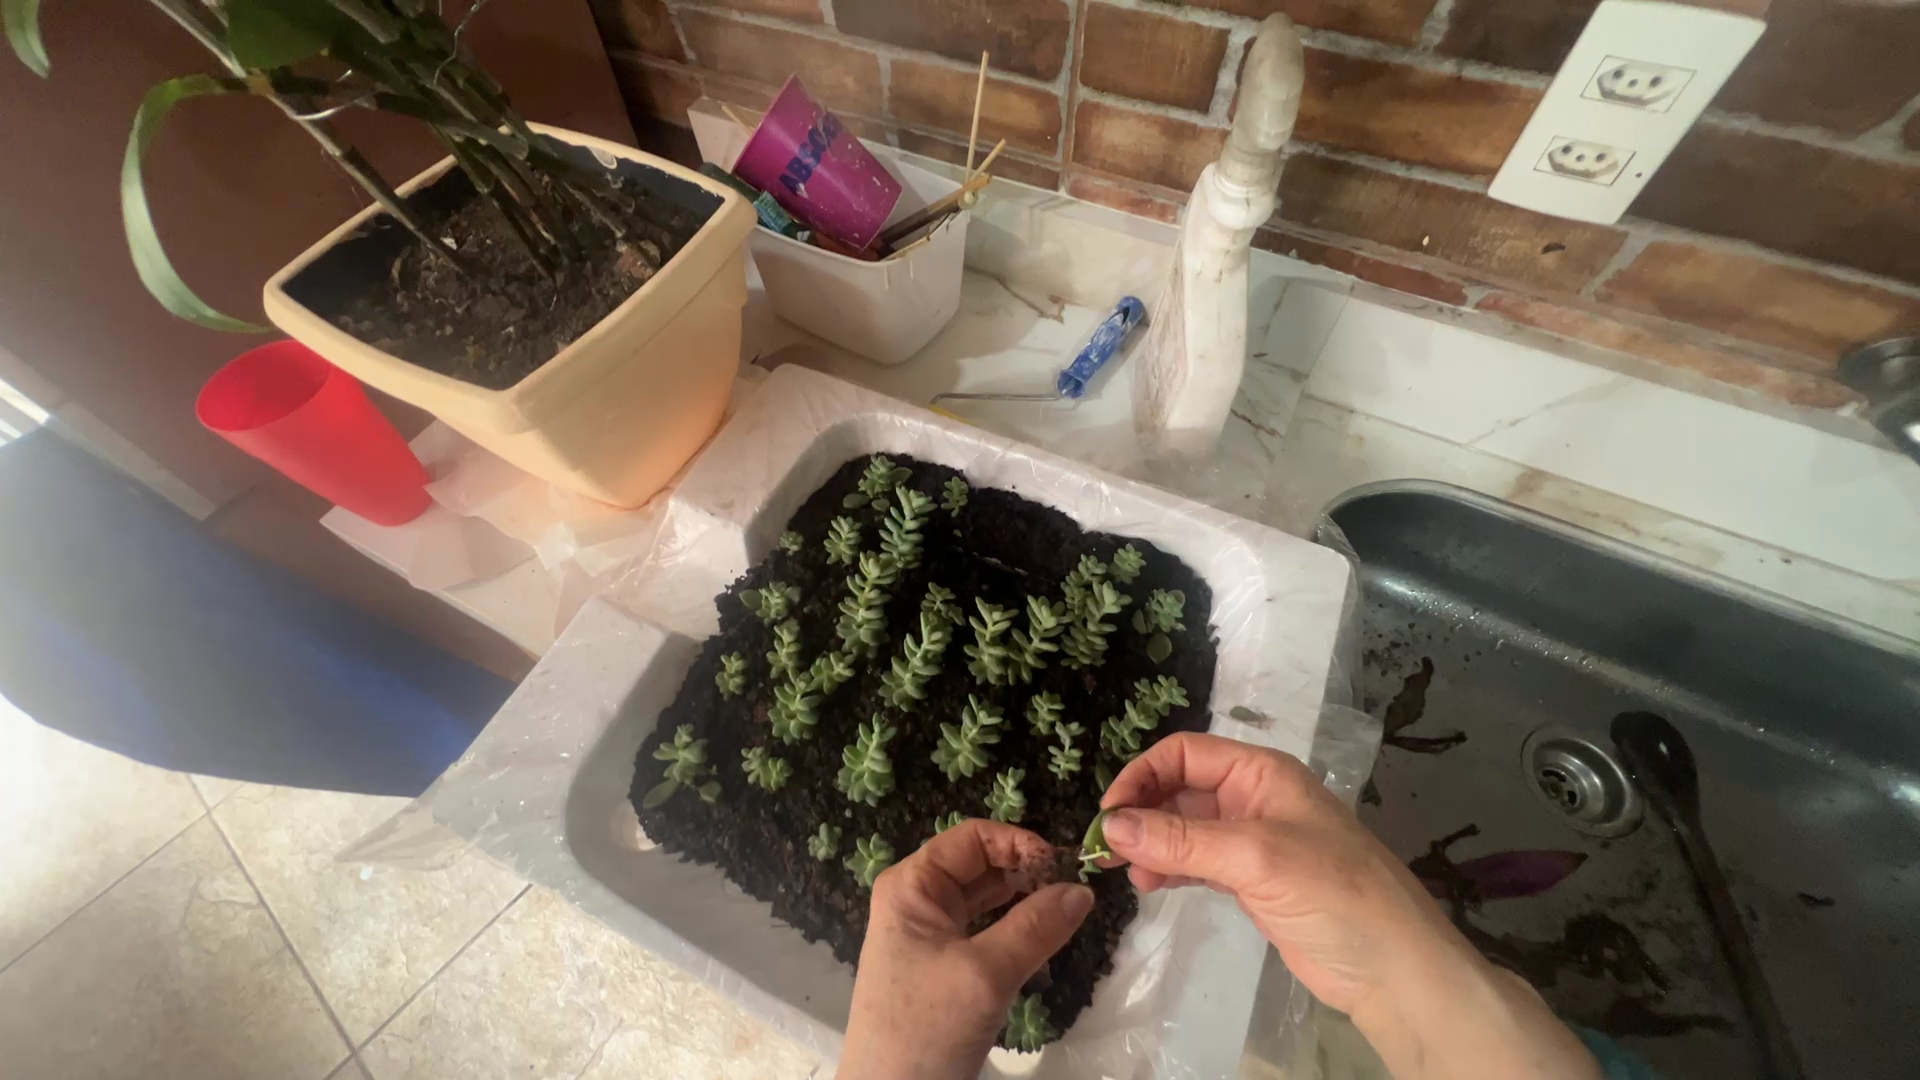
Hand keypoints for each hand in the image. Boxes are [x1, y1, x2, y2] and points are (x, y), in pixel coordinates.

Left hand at [838, 820, 1093, 1079]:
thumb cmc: (927, 1028)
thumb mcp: (985, 975)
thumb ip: (1036, 928)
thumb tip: (1083, 890)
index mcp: (912, 883)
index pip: (972, 837)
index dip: (1018, 843)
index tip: (1062, 866)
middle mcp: (917, 897)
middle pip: (979, 864)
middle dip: (1025, 870)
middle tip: (1072, 890)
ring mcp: (927, 932)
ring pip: (984, 897)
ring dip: (1022, 899)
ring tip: (1065, 910)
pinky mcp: (940, 964)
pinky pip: (983, 929)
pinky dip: (1013, 928)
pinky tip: (1043, 937)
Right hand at [1100, 733, 1601, 1079]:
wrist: (1401, 976)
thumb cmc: (1336, 895)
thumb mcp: (1255, 858)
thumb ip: (1180, 840)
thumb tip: (1111, 827)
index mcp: (1260, 772)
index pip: (1184, 754)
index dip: (1143, 776)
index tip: (1110, 812)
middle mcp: (1252, 797)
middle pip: (1180, 790)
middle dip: (1142, 814)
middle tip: (1105, 848)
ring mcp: (1252, 840)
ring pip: (1183, 828)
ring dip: (1151, 844)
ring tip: (1126, 874)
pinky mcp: (1251, 879)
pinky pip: (1196, 861)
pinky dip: (1170, 869)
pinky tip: (1150, 886)